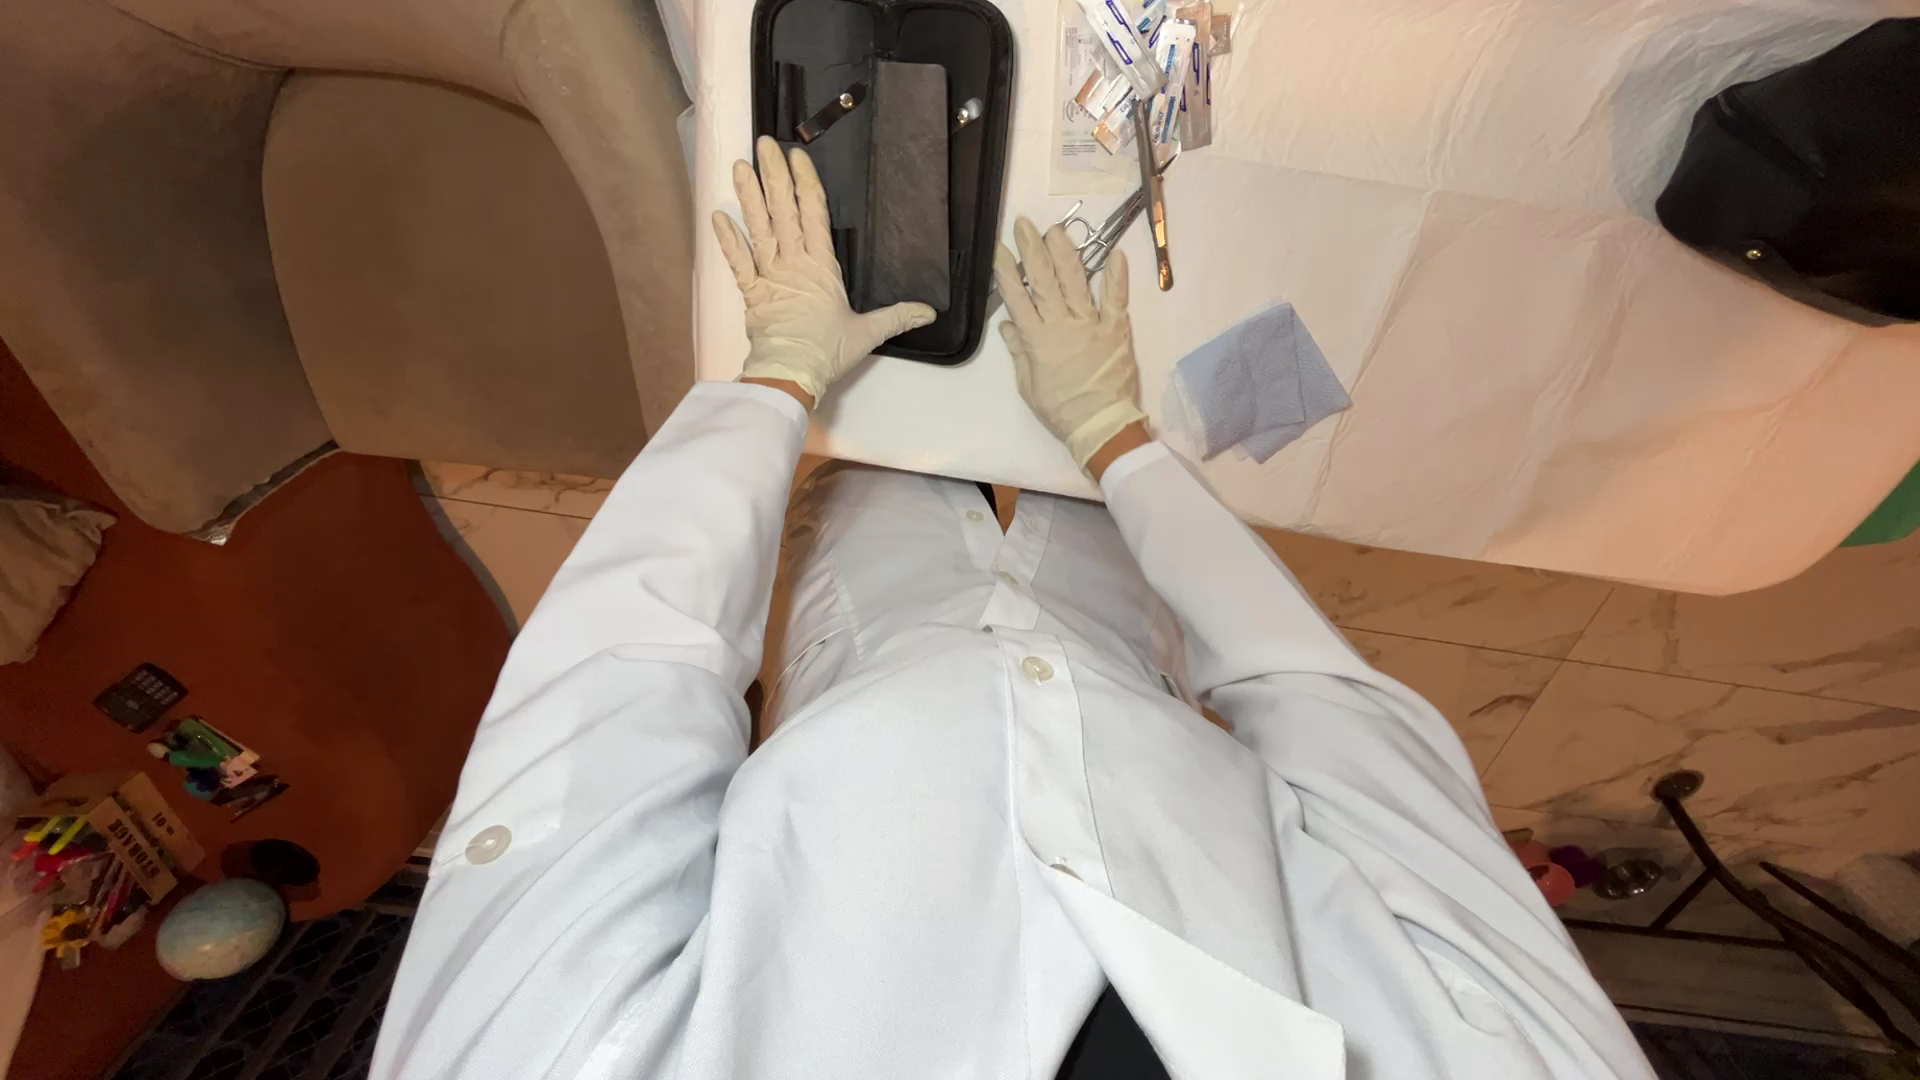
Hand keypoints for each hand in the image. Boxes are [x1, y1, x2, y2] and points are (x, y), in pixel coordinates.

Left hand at [713, 136, 936, 404]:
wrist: (791, 373)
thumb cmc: (829, 351)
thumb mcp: (868, 333)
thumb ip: (897, 317)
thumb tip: (929, 312)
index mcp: (822, 267)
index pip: (813, 215)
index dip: (805, 183)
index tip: (797, 156)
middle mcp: (793, 263)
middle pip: (783, 212)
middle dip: (774, 176)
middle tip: (765, 143)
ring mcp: (769, 276)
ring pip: (759, 229)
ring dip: (749, 197)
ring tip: (739, 165)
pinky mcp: (752, 293)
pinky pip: (738, 262)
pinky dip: (728, 241)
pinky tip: (718, 217)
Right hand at [993, 218, 1146, 468]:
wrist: (1100, 424)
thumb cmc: (1060, 410)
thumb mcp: (1028, 387)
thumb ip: (1018, 353)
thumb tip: (1008, 325)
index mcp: (1037, 340)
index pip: (1017, 298)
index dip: (1006, 271)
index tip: (998, 248)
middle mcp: (1062, 324)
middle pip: (1043, 280)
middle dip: (1032, 249)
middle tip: (1023, 224)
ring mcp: (1091, 323)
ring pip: (1075, 281)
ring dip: (1065, 253)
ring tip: (1056, 230)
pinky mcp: (1116, 329)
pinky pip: (1116, 298)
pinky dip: (1115, 276)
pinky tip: (1114, 253)